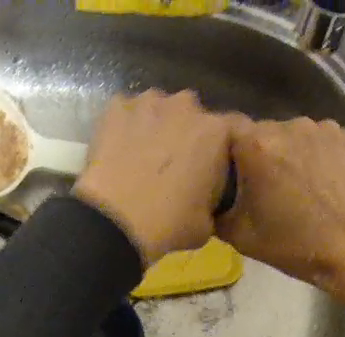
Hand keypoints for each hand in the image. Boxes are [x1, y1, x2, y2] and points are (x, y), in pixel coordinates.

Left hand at [73, 91, 234, 265]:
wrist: (116, 224)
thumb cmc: (170, 225)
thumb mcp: (207, 224)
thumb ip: (212, 200)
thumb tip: (203, 200)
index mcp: (216, 132)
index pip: (230, 132)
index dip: (219, 153)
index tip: (210, 173)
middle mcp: (186, 105)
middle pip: (192, 115)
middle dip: (186, 135)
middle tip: (175, 168)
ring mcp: (148, 102)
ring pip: (158, 110)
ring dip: (156, 127)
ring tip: (144, 159)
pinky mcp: (115, 107)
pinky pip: (126, 114)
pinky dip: (125, 128)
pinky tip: (119, 151)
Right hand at [217, 117, 344, 317]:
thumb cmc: (294, 246)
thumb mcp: (241, 237)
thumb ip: (217, 211)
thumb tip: (210, 198)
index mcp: (257, 146)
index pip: (227, 132)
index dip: (224, 153)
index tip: (228, 175)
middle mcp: (288, 125)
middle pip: (260, 132)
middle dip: (257, 156)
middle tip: (262, 188)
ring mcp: (320, 128)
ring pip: (290, 135)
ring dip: (286, 154)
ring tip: (294, 185)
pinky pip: (317, 139)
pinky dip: (313, 155)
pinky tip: (318, 181)